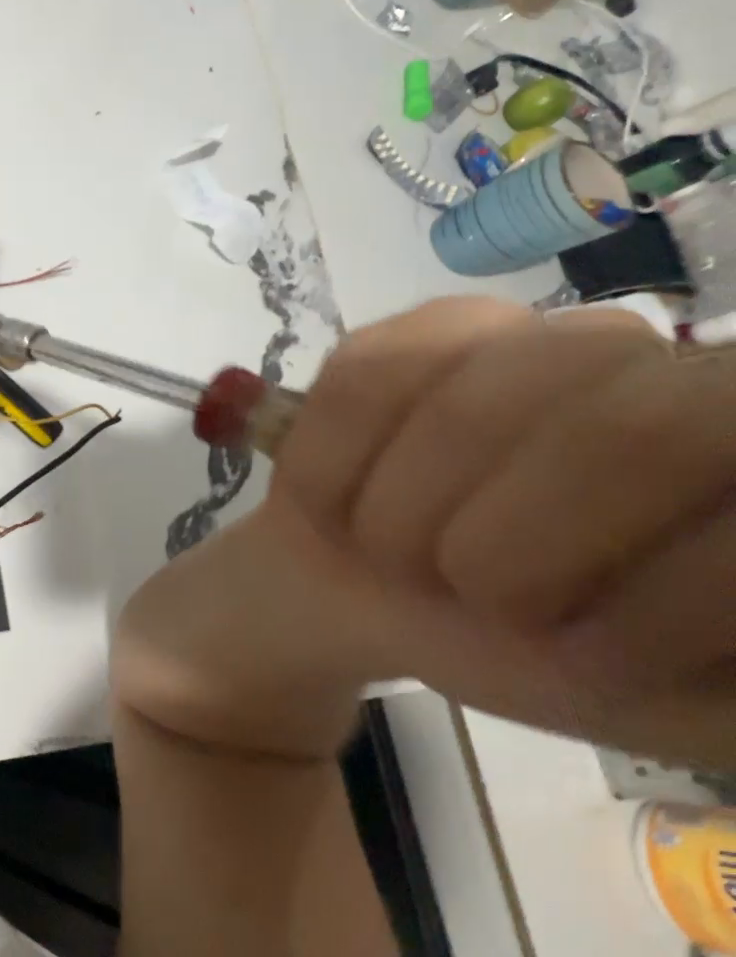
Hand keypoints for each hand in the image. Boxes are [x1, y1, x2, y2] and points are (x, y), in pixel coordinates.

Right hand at [114, 297, 735, 766]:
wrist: (367, 590)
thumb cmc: (512, 649)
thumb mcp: (644, 697)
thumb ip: (720, 673)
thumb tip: (709, 584)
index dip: (676, 595)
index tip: (587, 663)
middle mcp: (683, 379)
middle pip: (631, 432)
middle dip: (505, 549)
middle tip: (464, 595)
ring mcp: (549, 337)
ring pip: (472, 407)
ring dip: (401, 519)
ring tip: (393, 553)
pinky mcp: (420, 328)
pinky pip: (361, 382)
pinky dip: (327, 468)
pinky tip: (336, 502)